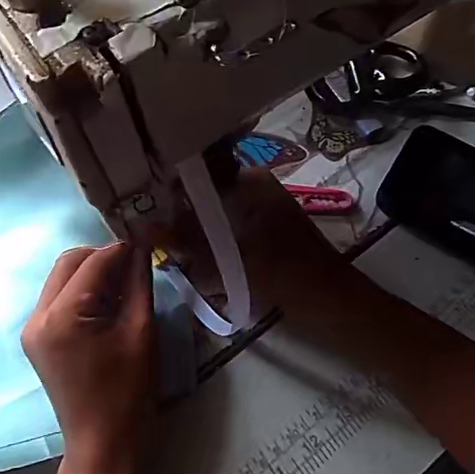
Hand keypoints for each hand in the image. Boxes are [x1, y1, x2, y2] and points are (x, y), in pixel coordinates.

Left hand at [22, 241, 154, 473]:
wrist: (102, 448)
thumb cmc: (128, 394)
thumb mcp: (141, 332)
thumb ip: (139, 282)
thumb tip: (142, 245)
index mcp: (62, 316)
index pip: (93, 262)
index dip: (123, 248)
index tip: (150, 241)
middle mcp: (38, 316)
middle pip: (70, 262)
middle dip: (104, 256)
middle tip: (138, 264)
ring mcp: (33, 329)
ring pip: (63, 276)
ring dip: (93, 272)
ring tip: (126, 286)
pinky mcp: (38, 339)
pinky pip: (60, 297)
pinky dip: (84, 291)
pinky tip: (109, 304)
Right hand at [165, 169, 389, 342]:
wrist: (330, 301)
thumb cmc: (282, 274)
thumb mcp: (227, 259)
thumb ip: (186, 241)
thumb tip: (144, 227)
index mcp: (248, 180)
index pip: (197, 172)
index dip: (170, 190)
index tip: (147, 210)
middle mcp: (255, 183)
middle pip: (204, 192)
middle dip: (182, 215)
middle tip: (159, 238)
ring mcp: (262, 204)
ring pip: (215, 211)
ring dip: (197, 230)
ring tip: (177, 251)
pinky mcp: (266, 226)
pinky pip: (229, 224)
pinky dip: (215, 239)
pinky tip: (202, 259)